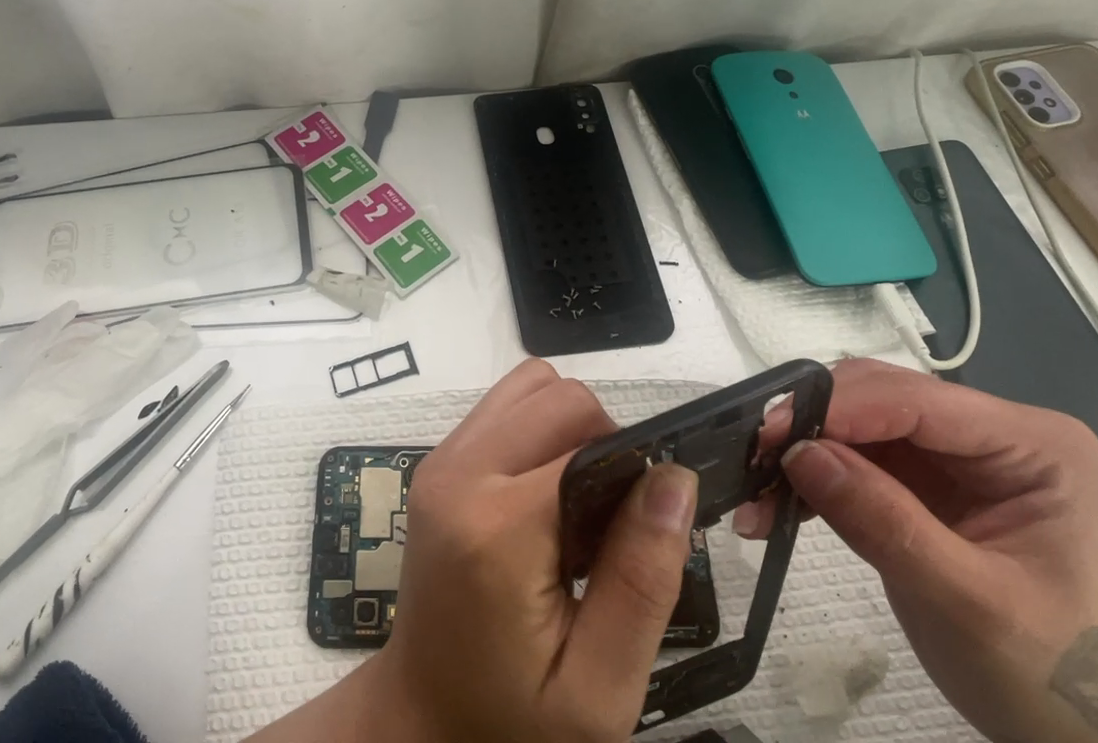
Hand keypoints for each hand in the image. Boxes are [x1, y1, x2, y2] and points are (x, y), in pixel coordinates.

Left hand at [248, 359, 698, 742]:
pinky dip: (540, 435)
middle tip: (611, 522)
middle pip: (560, 397)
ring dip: (570, 430)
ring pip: (531, 388)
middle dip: (605, 442)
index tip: (643, 529)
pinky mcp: (438, 464)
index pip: (589, 442)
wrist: (422, 717)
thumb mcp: (598, 684)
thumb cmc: (510, 716)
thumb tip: (675, 478)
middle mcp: (458, 474)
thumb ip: (642, 579)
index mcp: (496, 527)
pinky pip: (504, 410)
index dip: (635, 473)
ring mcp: (441, 463)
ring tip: (579, 506)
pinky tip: (547, 498)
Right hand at [734, 359, 1097, 742]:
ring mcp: (958, 459)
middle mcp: (994, 435)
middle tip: (751, 465)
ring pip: (856, 427)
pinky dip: (811, 481)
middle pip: (881, 401)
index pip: (919, 402)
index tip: (767, 437)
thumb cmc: (1049, 673)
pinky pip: (854, 462)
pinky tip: (775, 510)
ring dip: (801, 454)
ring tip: (754, 497)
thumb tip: (799, 455)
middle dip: (812, 427)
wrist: (1076, 734)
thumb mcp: (965, 602)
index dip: (838, 409)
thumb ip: (884, 522)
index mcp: (1033, 445)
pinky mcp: (926, 486)